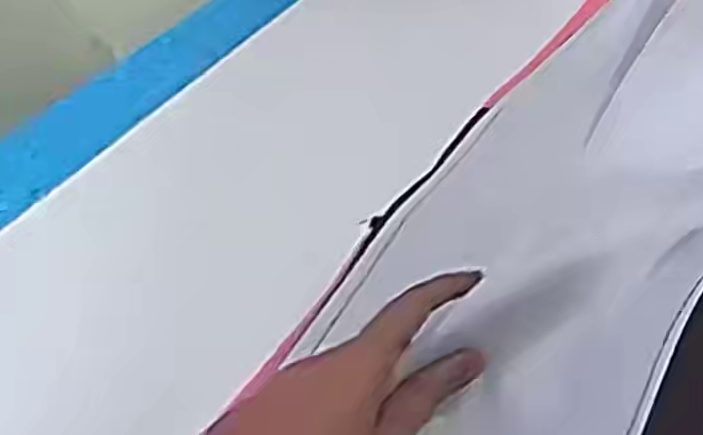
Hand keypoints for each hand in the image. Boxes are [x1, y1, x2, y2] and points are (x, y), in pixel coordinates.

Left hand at [211, 272, 484, 434]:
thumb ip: (424, 394)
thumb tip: (461, 361)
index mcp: (354, 360)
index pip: (412, 304)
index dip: (446, 288)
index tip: (467, 282)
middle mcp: (310, 365)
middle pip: (371, 341)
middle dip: (399, 353)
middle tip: (431, 364)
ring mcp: (268, 392)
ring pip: (331, 371)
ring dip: (356, 383)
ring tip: (371, 415)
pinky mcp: (236, 419)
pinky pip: (294, 394)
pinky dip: (317, 404)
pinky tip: (324, 427)